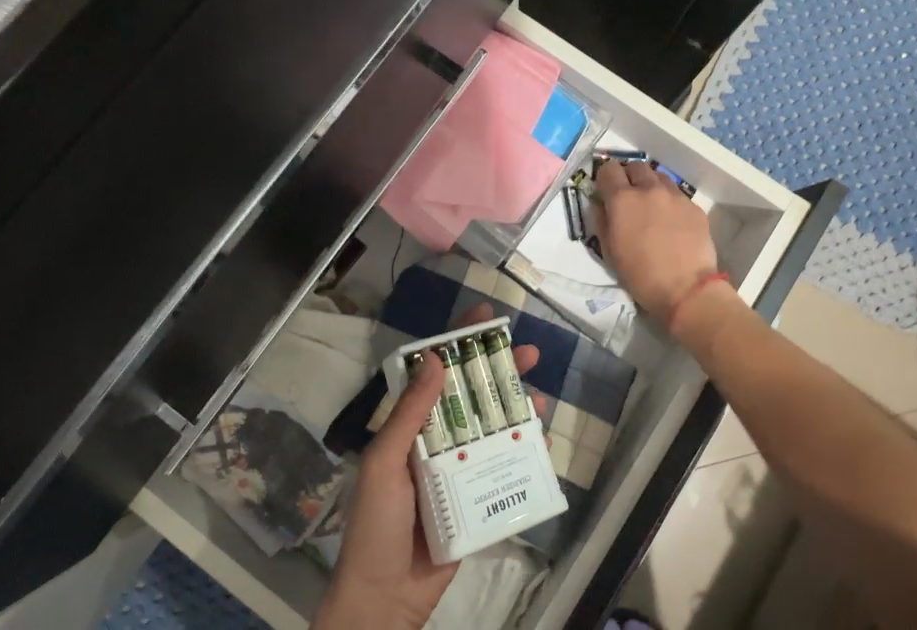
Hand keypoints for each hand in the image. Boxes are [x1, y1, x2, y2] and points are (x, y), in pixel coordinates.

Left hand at [316, 305, 537, 629]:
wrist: (386, 597)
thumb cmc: (376, 525)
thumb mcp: (384, 464)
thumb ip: (409, 415)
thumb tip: (435, 360)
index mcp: (408, 428)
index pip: (433, 375)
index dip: (457, 343)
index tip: (485, 318)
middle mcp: (435, 442)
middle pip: (470, 396)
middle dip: (498, 371)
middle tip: (529, 353)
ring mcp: (458, 470)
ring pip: (492, 428)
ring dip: (515, 409)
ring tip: (538, 398)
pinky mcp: (477, 499)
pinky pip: (503, 466)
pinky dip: (523, 449)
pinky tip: (540, 439)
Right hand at [593, 158, 718, 317]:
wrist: (686, 289)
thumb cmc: (640, 275)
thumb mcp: (609, 251)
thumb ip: (602, 220)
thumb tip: (601, 203)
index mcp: (623, 199)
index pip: (608, 169)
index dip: (605, 178)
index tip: (606, 190)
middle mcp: (649, 189)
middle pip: (636, 166)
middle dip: (629, 177)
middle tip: (629, 197)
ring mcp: (675, 196)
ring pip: (659, 177)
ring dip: (651, 186)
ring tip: (652, 207)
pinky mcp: (694, 206)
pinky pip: (677, 194)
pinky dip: (669, 201)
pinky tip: (672, 222)